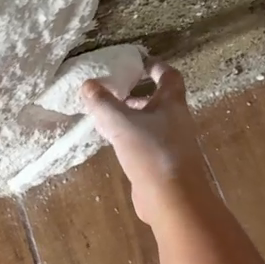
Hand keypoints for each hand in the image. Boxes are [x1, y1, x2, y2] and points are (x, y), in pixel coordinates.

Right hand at [80, 60, 217, 224]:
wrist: (173, 200)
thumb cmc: (151, 152)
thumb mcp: (121, 123)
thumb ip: (103, 102)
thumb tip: (88, 84)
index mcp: (172, 103)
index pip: (168, 75)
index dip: (154, 66)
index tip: (134, 63)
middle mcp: (176, 120)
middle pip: (158, 99)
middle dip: (135, 93)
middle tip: (113, 91)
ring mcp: (172, 143)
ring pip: (151, 122)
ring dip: (131, 116)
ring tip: (106, 116)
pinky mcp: (163, 163)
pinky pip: (146, 142)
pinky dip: (130, 137)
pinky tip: (112, 141)